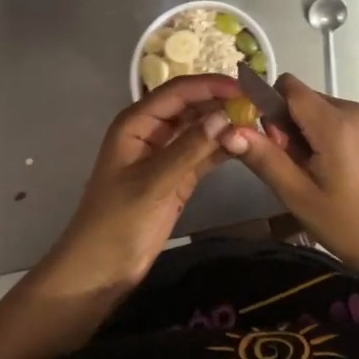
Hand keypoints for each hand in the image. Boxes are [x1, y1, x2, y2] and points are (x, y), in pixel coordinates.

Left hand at [49, 74, 242, 289]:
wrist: (99, 273)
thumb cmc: (117, 223)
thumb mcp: (153, 183)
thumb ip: (190, 148)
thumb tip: (227, 115)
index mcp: (137, 123)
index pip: (178, 92)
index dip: (210, 85)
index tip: (244, 87)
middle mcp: (152, 132)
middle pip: (192, 106)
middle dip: (221, 102)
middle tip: (258, 103)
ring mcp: (166, 155)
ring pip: (200, 129)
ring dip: (225, 124)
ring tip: (258, 121)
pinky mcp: (178, 178)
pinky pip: (204, 153)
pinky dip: (222, 148)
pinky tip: (246, 144)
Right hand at [221, 74, 358, 274]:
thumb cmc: (343, 223)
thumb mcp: (297, 195)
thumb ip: (264, 158)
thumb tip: (229, 131)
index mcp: (335, 123)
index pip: (288, 87)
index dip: (268, 105)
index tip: (266, 140)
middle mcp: (350, 108)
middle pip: (299, 97)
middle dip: (284, 123)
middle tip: (289, 165)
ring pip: (311, 106)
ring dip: (298, 130)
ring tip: (307, 170)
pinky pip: (326, 114)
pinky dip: (315, 132)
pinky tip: (321, 166)